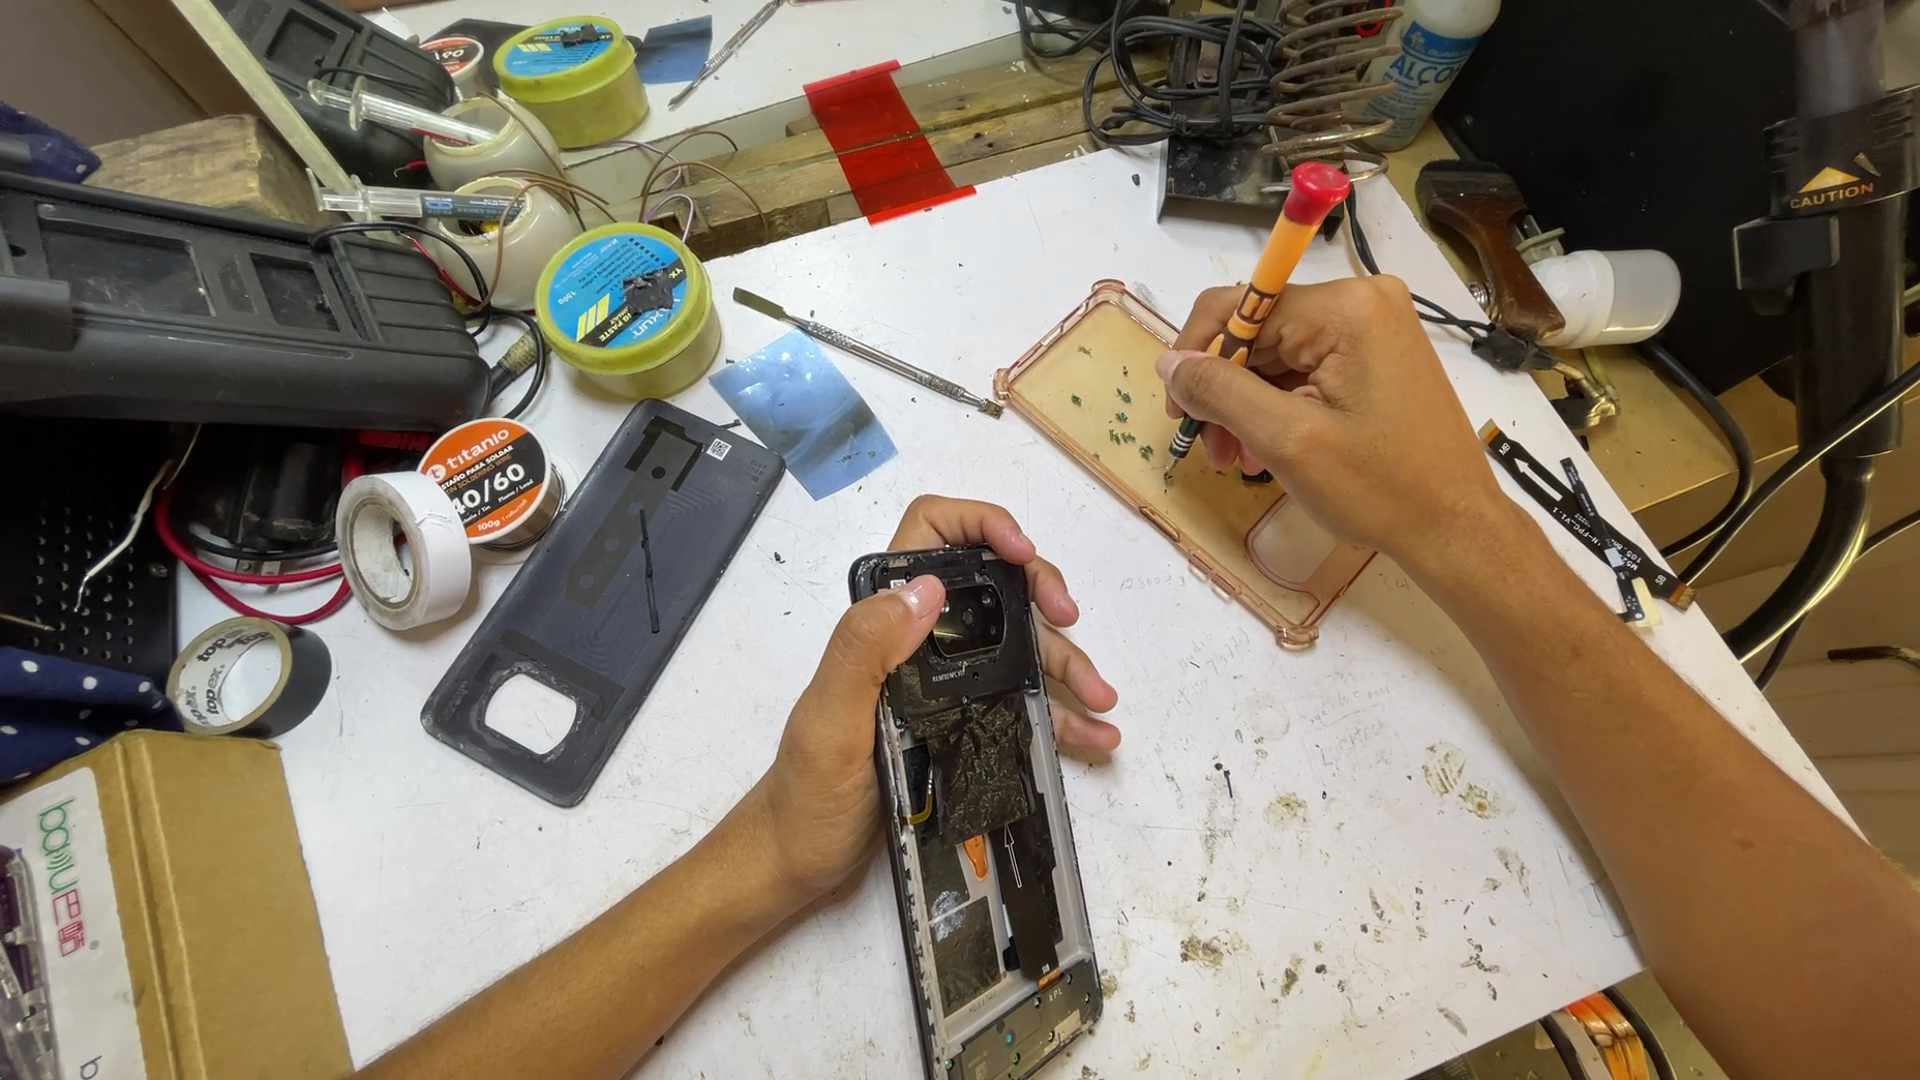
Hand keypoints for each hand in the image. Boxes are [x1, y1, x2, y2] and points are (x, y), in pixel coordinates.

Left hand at [748, 496, 1120, 903]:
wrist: (805, 860)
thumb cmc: (808, 792)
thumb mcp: (830, 721)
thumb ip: (865, 649)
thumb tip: (931, 587)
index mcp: (882, 618)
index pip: (932, 532)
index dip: (982, 523)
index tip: (1023, 553)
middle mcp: (921, 636)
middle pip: (993, 582)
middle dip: (1040, 589)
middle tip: (1070, 619)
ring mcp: (948, 678)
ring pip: (1019, 643)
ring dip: (1067, 660)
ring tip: (1103, 698)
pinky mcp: (966, 719)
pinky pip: (1023, 703)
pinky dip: (1063, 714)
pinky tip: (1095, 735)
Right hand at [1160, 276, 1516, 573]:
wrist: (1452, 526)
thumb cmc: (1376, 486)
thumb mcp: (1285, 439)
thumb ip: (1219, 391)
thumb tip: (1167, 362)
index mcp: (1344, 309)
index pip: (1235, 306)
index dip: (1195, 356)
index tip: (1179, 412)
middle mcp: (1359, 302)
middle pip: (1253, 334)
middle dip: (1222, 393)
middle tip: (1212, 452)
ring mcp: (1368, 330)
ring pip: (1271, 358)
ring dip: (1243, 408)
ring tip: (1238, 461)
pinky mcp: (1370, 357)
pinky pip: (1299, 372)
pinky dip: (1273, 410)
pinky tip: (1264, 451)